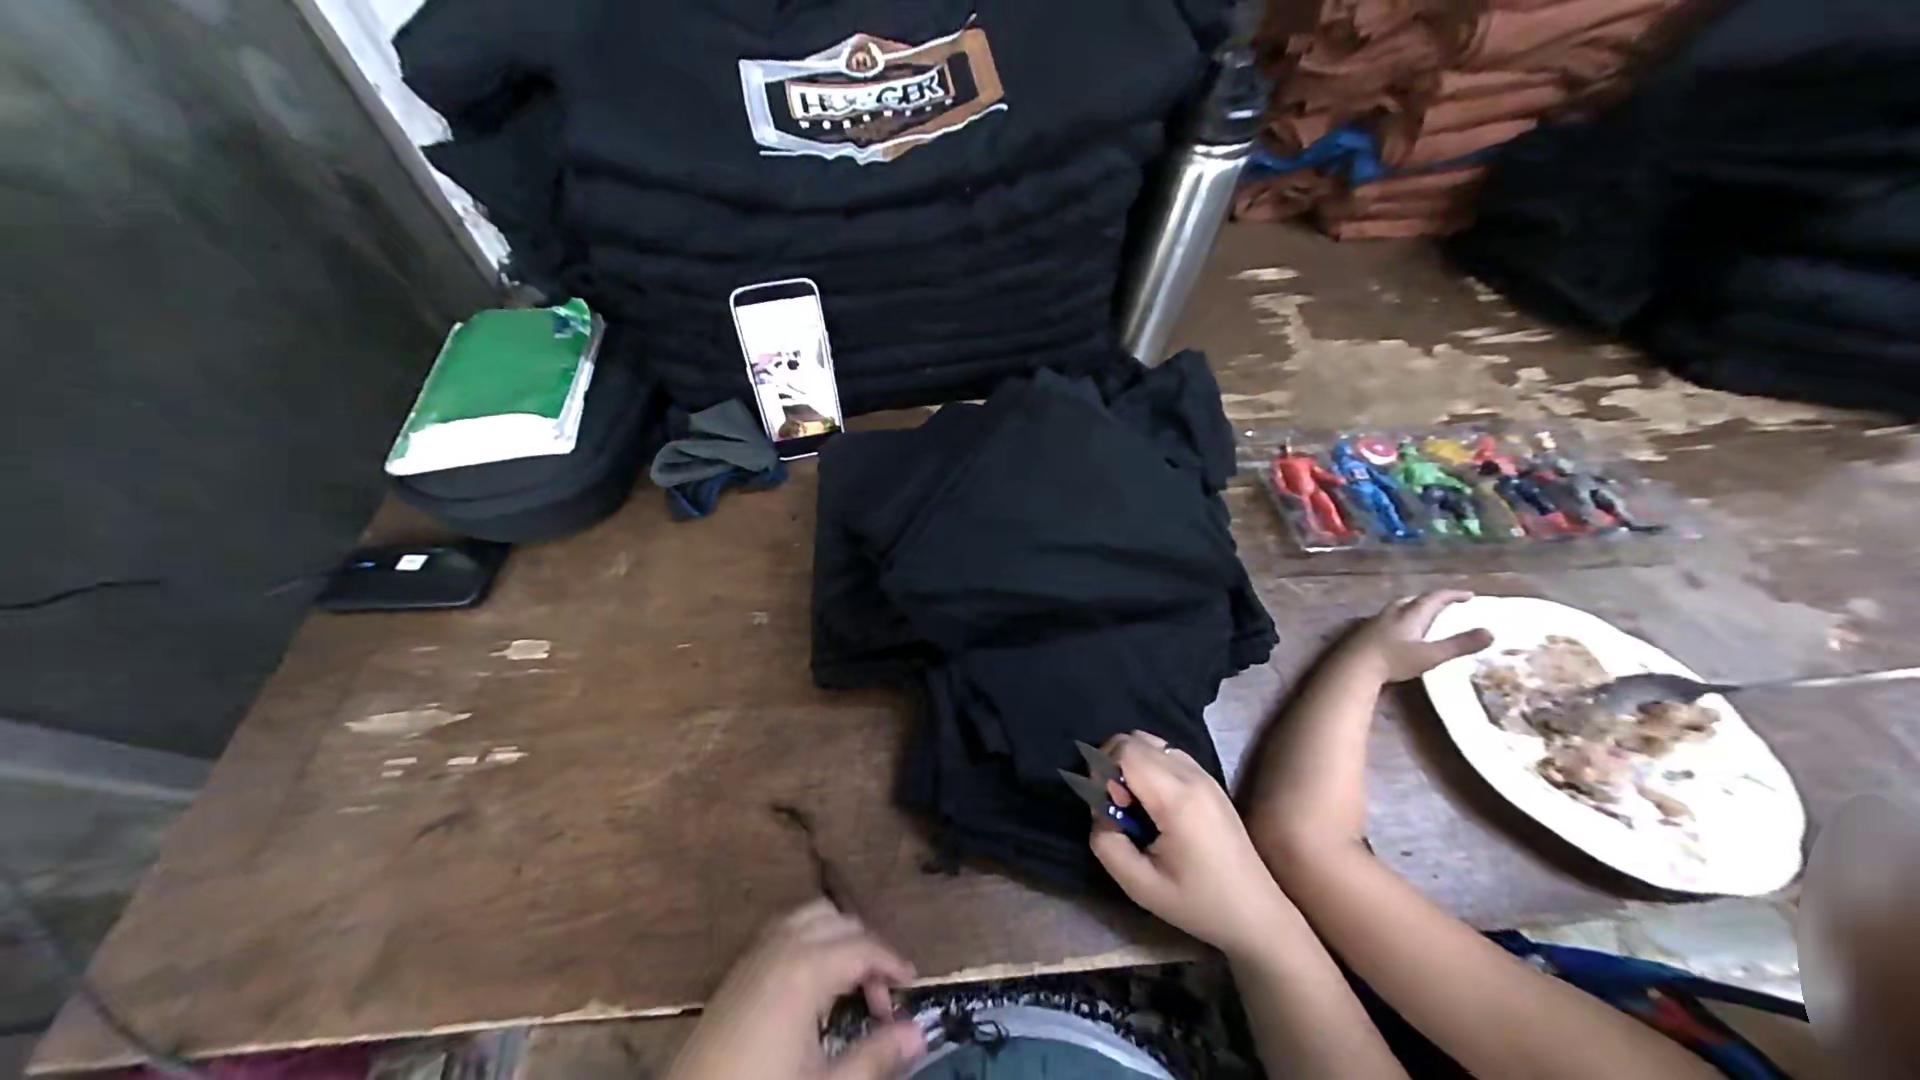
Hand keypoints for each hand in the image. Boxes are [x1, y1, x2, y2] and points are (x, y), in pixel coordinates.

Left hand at [666, 901, 925, 1079]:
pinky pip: (785, 928)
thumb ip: (875, 1056)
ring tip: (849, 982)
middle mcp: (783, 945)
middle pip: (840, 922)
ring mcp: (756, 951)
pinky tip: (812, 981)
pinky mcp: (738, 967)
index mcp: (807, 968)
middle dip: (867, 950)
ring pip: (811, 916)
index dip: (893, 963)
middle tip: (878, 998)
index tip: (911, 986)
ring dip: (838, 937)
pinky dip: (810, 938)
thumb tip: (918, 1033)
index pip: (864, 946)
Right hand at [1087, 731, 1293, 957]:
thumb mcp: (1139, 885)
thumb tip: (1100, 811)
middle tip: (1118, 806)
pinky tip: (1154, 803)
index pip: (1125, 750)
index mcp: (1177, 798)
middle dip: (1111, 764)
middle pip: (1134, 739)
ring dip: (1130, 763)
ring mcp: (1203, 774)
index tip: (1111, 807)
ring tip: (1135, 803)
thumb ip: (1106, 842)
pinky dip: (1148, 766)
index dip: (1103, 771)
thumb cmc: (1198, 903)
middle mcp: (1192, 775)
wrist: (1256, 914)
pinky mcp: (1208, 780)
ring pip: (1149, 741)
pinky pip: (1166, 752)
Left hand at [1335, 591, 1491, 683]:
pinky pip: (1385, 620)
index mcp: (1409, 615)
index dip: (1451, 595)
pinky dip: (1397, 619)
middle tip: (1444, 603)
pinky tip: (1396, 631)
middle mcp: (1391, 614)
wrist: (1353, 667)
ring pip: (1396, 608)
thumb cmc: (1393, 660)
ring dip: (1411, 607)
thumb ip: (1460, 644)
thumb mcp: (1431, 654)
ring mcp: (1374, 623)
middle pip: (1412, 600)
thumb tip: (1491, 632)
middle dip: (1429, 599)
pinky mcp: (1363, 633)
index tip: (1468, 595)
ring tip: (1421, 614)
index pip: (1433, 599)